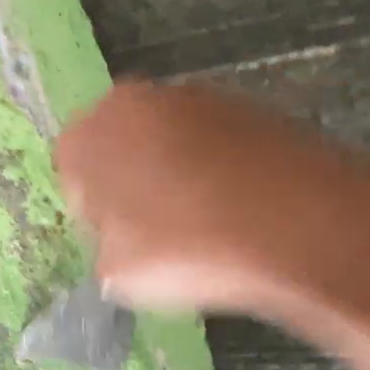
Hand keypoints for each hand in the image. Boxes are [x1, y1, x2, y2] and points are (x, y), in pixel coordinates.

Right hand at [54, 81, 369, 317]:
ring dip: (176, 173)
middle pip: (118, 144)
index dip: (88, 207)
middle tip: (154, 231)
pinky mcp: (248, 106)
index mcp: (86, 134)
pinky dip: (219, 170)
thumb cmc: (187, 247)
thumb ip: (104, 248)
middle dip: (130, 181)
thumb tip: (118, 242)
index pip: (68, 168)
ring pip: (168, 141)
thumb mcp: (118, 273)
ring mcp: (194, 96)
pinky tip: (239, 211)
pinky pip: (215, 144)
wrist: (301, 223)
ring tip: (203, 224)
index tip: (114, 238)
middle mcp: (132, 100)